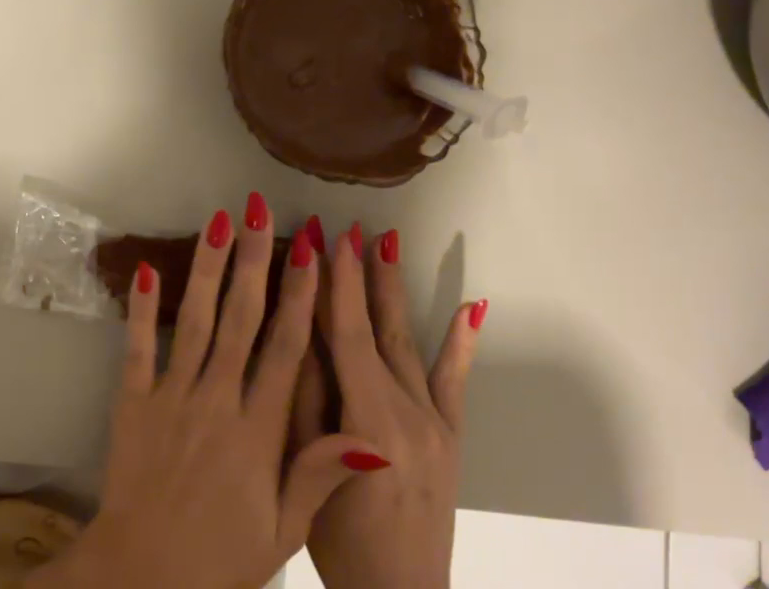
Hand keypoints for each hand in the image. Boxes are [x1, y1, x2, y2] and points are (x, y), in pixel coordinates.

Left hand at [30, 195, 388, 588]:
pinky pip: (137, 348)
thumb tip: (374, 437)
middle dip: (253, 261)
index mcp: (259, 431)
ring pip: (193, 322)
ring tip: (216, 222)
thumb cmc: (222, 557)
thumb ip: (320, 474)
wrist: (142, 573)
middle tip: (259, 212)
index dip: (302, 297)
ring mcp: (170, 397)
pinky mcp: (132, 403)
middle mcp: (216, 401)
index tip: (312, 252)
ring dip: (205, 269)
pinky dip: (141, 309)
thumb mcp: (282, 528)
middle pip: (240, 320)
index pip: (287, 350)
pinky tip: (146, 269)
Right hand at [294, 224, 484, 588]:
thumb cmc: (338, 541)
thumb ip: (305, 403)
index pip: (347, 338)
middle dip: (361, 275)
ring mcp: (437, 424)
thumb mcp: (306, 470)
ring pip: (410, 344)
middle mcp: (410, 414)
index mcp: (371, 424)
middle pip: (379, 331)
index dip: (333, 285)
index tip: (323, 237)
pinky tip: (471, 307)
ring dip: (395, 292)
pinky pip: (455, 383)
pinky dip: (461, 343)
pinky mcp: (452, 437)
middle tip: (351, 226)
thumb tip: (297, 334)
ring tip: (389, 244)